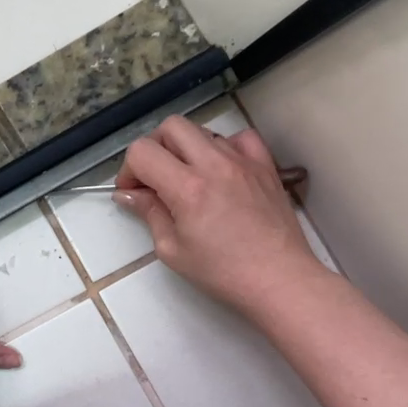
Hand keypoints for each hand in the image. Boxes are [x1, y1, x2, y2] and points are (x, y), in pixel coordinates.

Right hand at [114, 117, 320, 310]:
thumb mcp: (172, 249)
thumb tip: (128, 195)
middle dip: (154, 148)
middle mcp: (214, 165)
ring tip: (187, 179)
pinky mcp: (266, 166)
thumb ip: (148, 213)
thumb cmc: (222, 272)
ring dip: (186, 149)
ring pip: (202, 131)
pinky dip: (224, 147)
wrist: (279, 279)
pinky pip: (241, 138)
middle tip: (154, 178)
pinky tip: (221, 170)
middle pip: (171, 127)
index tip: (132, 192)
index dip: (128, 170)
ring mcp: (243, 161)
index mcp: (187, 188)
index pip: (143, 151)